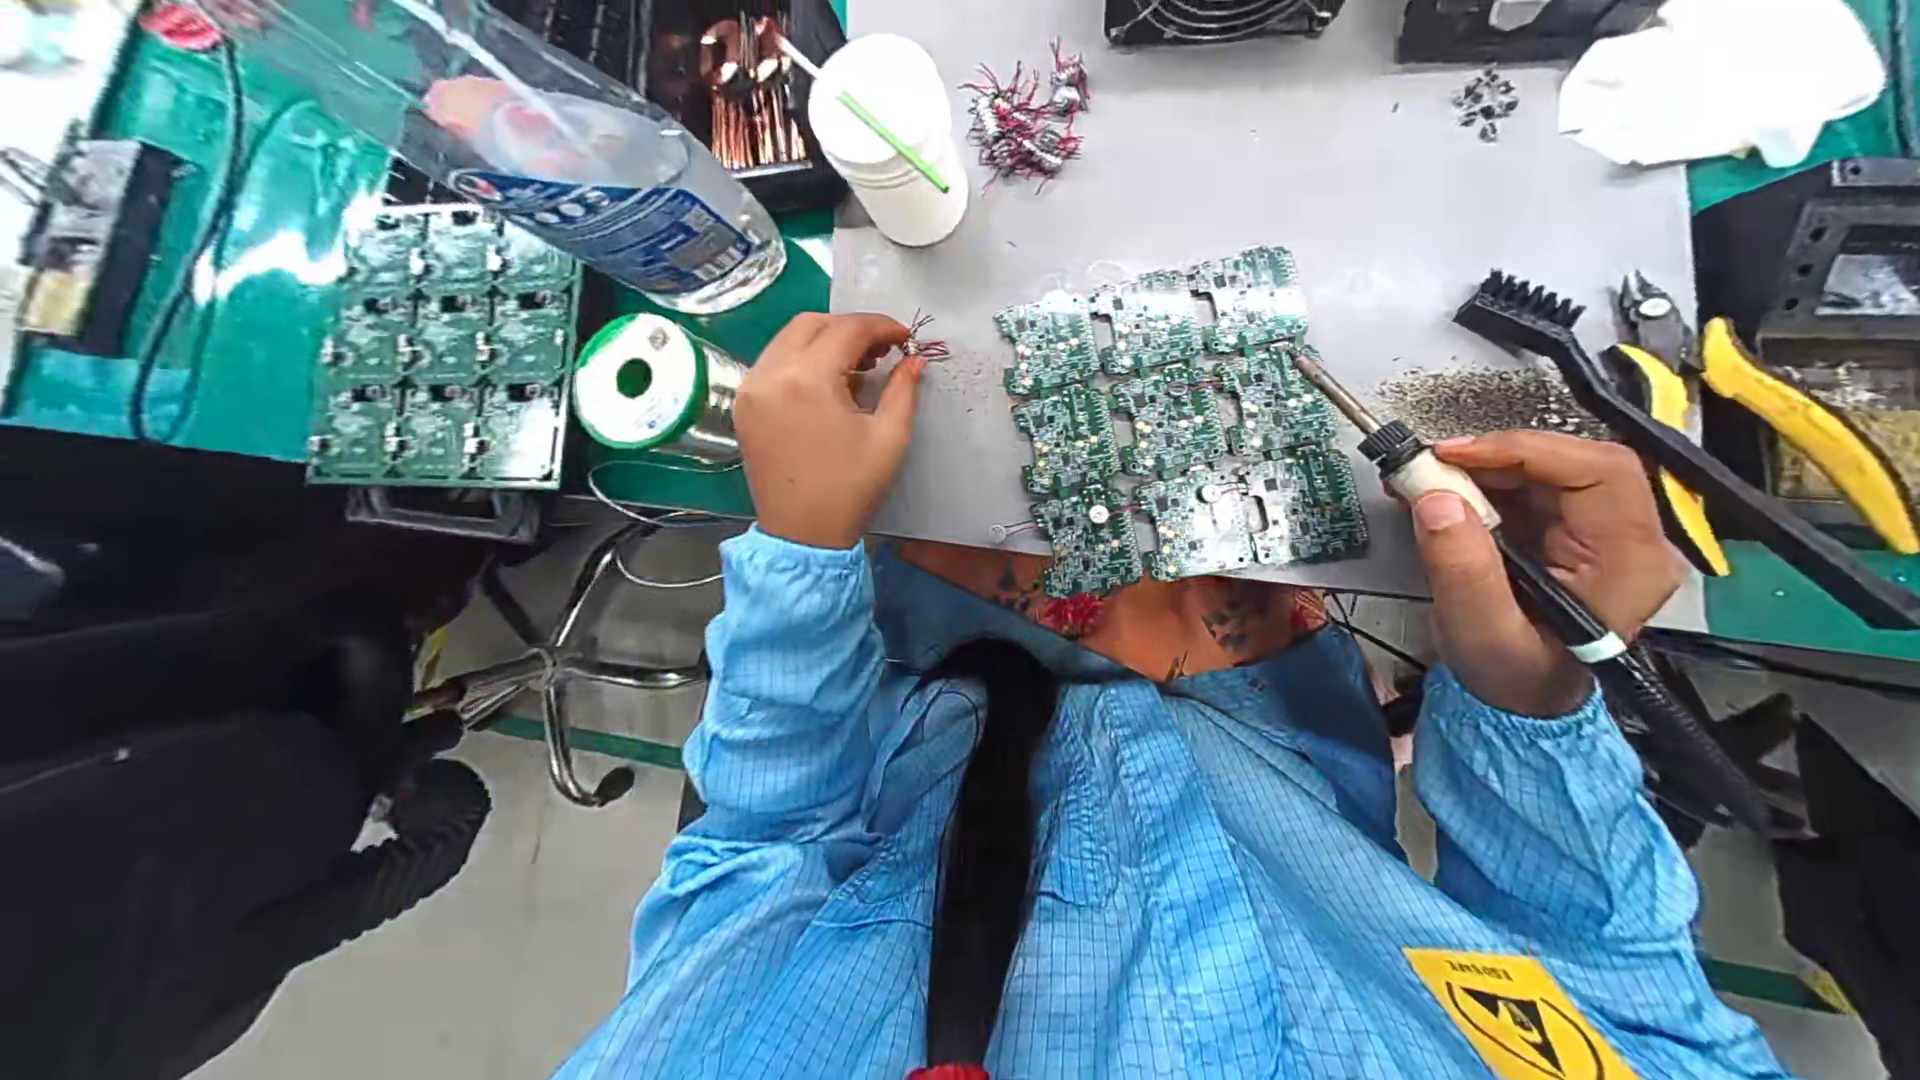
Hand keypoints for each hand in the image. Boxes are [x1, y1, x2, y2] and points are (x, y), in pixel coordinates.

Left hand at [734, 313, 922, 548]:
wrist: (802, 534)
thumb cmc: (850, 489)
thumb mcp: (889, 438)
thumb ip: (903, 390)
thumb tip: (914, 360)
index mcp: (807, 380)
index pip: (847, 330)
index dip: (881, 326)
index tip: (904, 337)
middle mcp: (770, 374)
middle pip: (812, 323)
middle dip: (851, 328)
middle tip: (881, 350)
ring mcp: (750, 388)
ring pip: (789, 339)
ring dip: (825, 341)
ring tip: (857, 367)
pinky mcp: (744, 404)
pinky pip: (774, 362)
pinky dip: (802, 360)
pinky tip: (827, 384)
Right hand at [1408, 431, 1685, 716]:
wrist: (1519, 697)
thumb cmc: (1511, 674)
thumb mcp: (1479, 630)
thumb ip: (1461, 569)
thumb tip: (1437, 501)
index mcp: (1626, 562)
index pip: (1597, 472)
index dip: (1523, 451)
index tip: (1453, 455)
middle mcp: (1625, 540)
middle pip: (1571, 463)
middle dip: (1495, 456)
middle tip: (1431, 467)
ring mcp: (1597, 534)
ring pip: (1546, 470)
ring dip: (1480, 468)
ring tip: (1425, 481)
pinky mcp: (1565, 532)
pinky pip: (1526, 488)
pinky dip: (1478, 482)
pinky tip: (1440, 494)